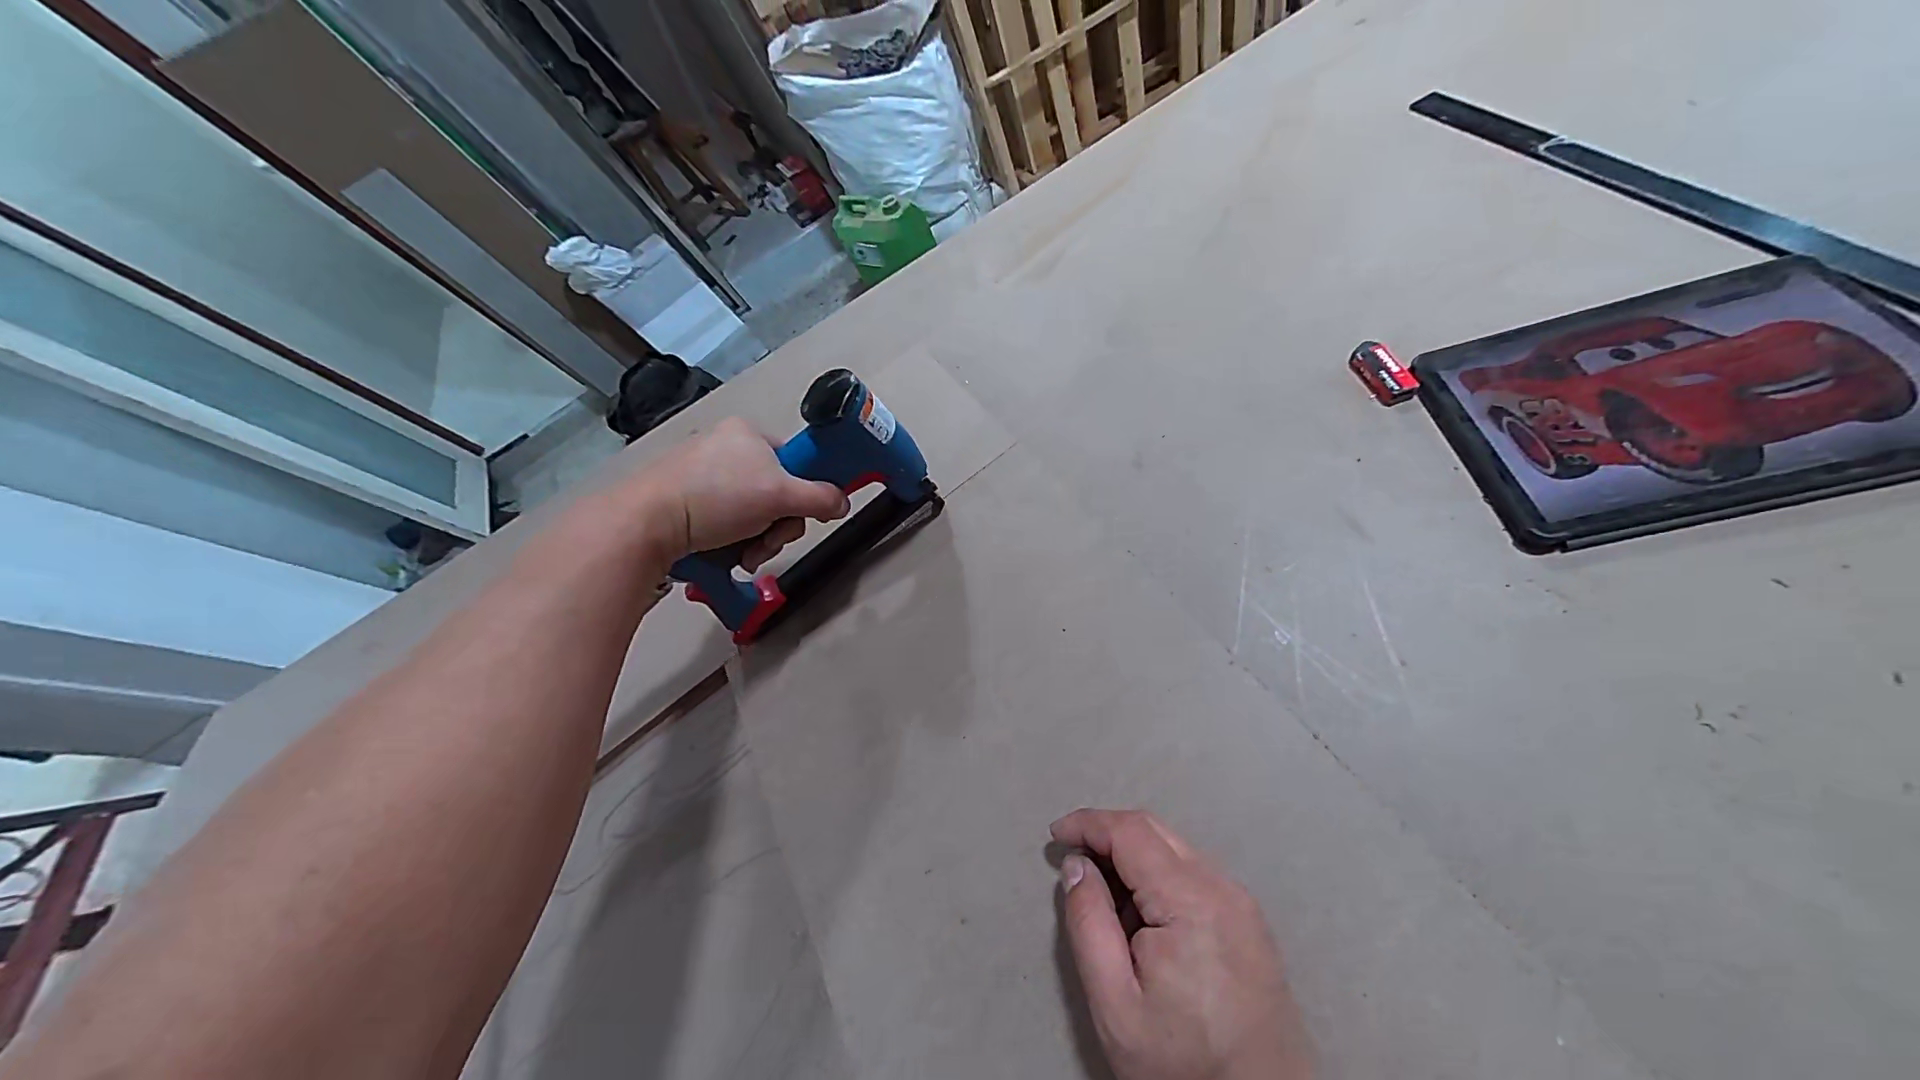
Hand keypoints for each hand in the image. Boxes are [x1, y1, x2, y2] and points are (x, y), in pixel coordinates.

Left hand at [628, 417, 849, 569]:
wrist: (649, 523)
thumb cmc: (717, 497)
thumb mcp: (780, 496)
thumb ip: (820, 498)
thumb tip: (843, 502)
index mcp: (747, 433)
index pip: (794, 460)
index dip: (804, 490)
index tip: (802, 512)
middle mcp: (725, 448)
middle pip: (776, 492)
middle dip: (778, 525)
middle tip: (768, 540)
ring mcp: (702, 475)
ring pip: (753, 513)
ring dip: (758, 539)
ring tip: (745, 553)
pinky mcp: (685, 501)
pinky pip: (726, 522)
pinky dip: (733, 542)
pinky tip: (727, 554)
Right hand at [1052, 809, 1310, 1079]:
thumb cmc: (1184, 1063)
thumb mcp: (1115, 1003)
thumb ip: (1088, 924)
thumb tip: (1077, 866)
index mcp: (1191, 902)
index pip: (1131, 832)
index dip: (1088, 823)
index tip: (1056, 835)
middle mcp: (1223, 888)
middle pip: (1154, 830)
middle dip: (1106, 833)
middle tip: (1073, 861)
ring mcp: (1241, 902)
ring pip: (1173, 849)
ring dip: (1131, 856)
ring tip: (1106, 902)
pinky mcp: (1247, 919)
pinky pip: (1192, 872)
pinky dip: (1156, 875)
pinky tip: (1142, 916)